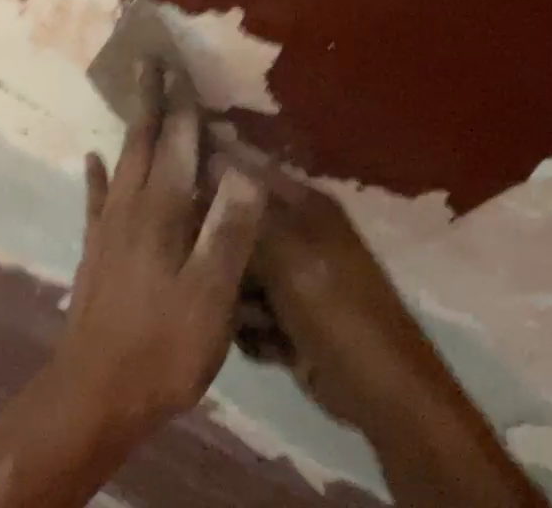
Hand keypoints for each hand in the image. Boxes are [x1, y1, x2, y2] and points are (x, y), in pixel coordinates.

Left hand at [53, 65, 266, 439]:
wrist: (97, 386)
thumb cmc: (164, 345)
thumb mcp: (211, 296)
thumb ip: (228, 232)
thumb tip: (244, 170)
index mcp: (161, 213)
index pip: (176, 145)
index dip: (180, 104)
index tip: (178, 65)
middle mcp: (129, 208)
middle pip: (142, 143)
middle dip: (150, 101)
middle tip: (152, 63)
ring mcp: (108, 227)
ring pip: (121, 163)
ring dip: (132, 129)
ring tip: (137, 101)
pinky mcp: (96, 248)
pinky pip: (98, 197)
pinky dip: (99, 173)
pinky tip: (93, 159)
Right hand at [211, 134, 460, 433]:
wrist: (381, 394)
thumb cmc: (337, 310)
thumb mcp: (286, 251)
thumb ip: (241, 211)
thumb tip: (209, 157)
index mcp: (303, 205)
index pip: (243, 170)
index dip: (206, 175)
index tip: (169, 190)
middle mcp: (295, 233)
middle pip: (230, 226)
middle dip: (217, 252)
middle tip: (208, 268)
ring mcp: (291, 279)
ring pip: (231, 273)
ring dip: (234, 299)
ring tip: (254, 318)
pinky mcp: (286, 318)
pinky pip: (243, 312)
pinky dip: (249, 330)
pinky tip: (267, 343)